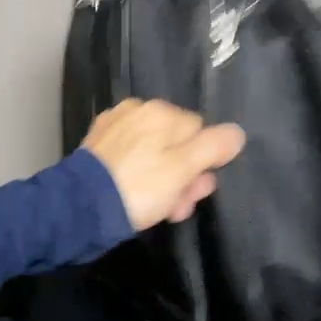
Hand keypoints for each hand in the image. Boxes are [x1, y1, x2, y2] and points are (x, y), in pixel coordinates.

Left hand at [80, 99, 246, 231]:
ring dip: (164, 182)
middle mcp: (136, 111)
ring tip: (159, 209)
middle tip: (177, 205)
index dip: (203, 164)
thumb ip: (212, 147)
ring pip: (155, 154)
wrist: (83, 204)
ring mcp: (116, 127)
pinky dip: (140, 176)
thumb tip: (237, 132)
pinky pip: (132, 158)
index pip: (200, 132)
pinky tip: (138, 198)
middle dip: (183, 176)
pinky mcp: (100, 145)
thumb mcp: (182, 169)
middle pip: (177, 144)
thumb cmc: (139, 187)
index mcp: (159, 111)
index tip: (195, 190)